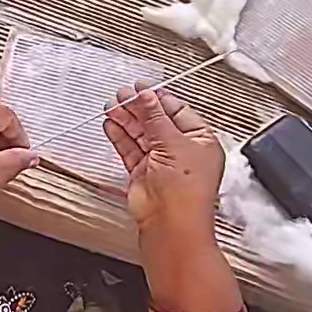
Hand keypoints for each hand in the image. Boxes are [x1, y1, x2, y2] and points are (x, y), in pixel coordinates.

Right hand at [102, 81, 223, 228]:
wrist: (170, 224)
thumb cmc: (186, 192)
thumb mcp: (172, 143)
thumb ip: (155, 117)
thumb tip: (147, 96)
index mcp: (200, 140)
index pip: (177, 110)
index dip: (158, 98)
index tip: (141, 87)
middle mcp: (181, 150)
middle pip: (156, 120)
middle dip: (138, 107)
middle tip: (122, 94)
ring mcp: (161, 162)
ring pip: (141, 134)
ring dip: (126, 118)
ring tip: (113, 105)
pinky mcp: (143, 172)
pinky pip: (130, 149)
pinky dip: (120, 136)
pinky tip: (112, 124)